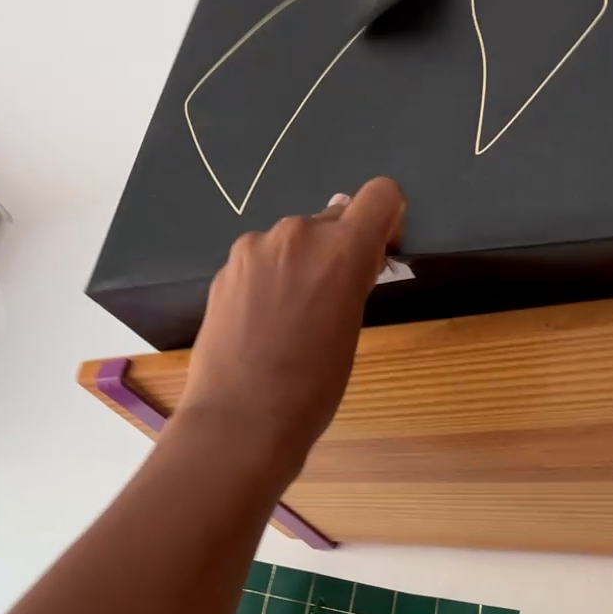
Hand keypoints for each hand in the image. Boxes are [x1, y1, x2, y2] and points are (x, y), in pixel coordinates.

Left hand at [174, 177, 405, 471]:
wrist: (241, 418)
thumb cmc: (312, 387)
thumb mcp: (351, 328)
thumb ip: (353, 277)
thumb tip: (353, 252)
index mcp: (341, 248)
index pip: (381, 194)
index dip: (386, 220)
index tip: (378, 256)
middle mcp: (297, 233)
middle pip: (333, 218)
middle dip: (338, 248)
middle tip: (332, 300)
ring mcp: (254, 248)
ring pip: (293, 240)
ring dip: (301, 263)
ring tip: (292, 317)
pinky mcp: (226, 269)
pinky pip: (261, 260)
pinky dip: (270, 278)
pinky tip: (262, 322)